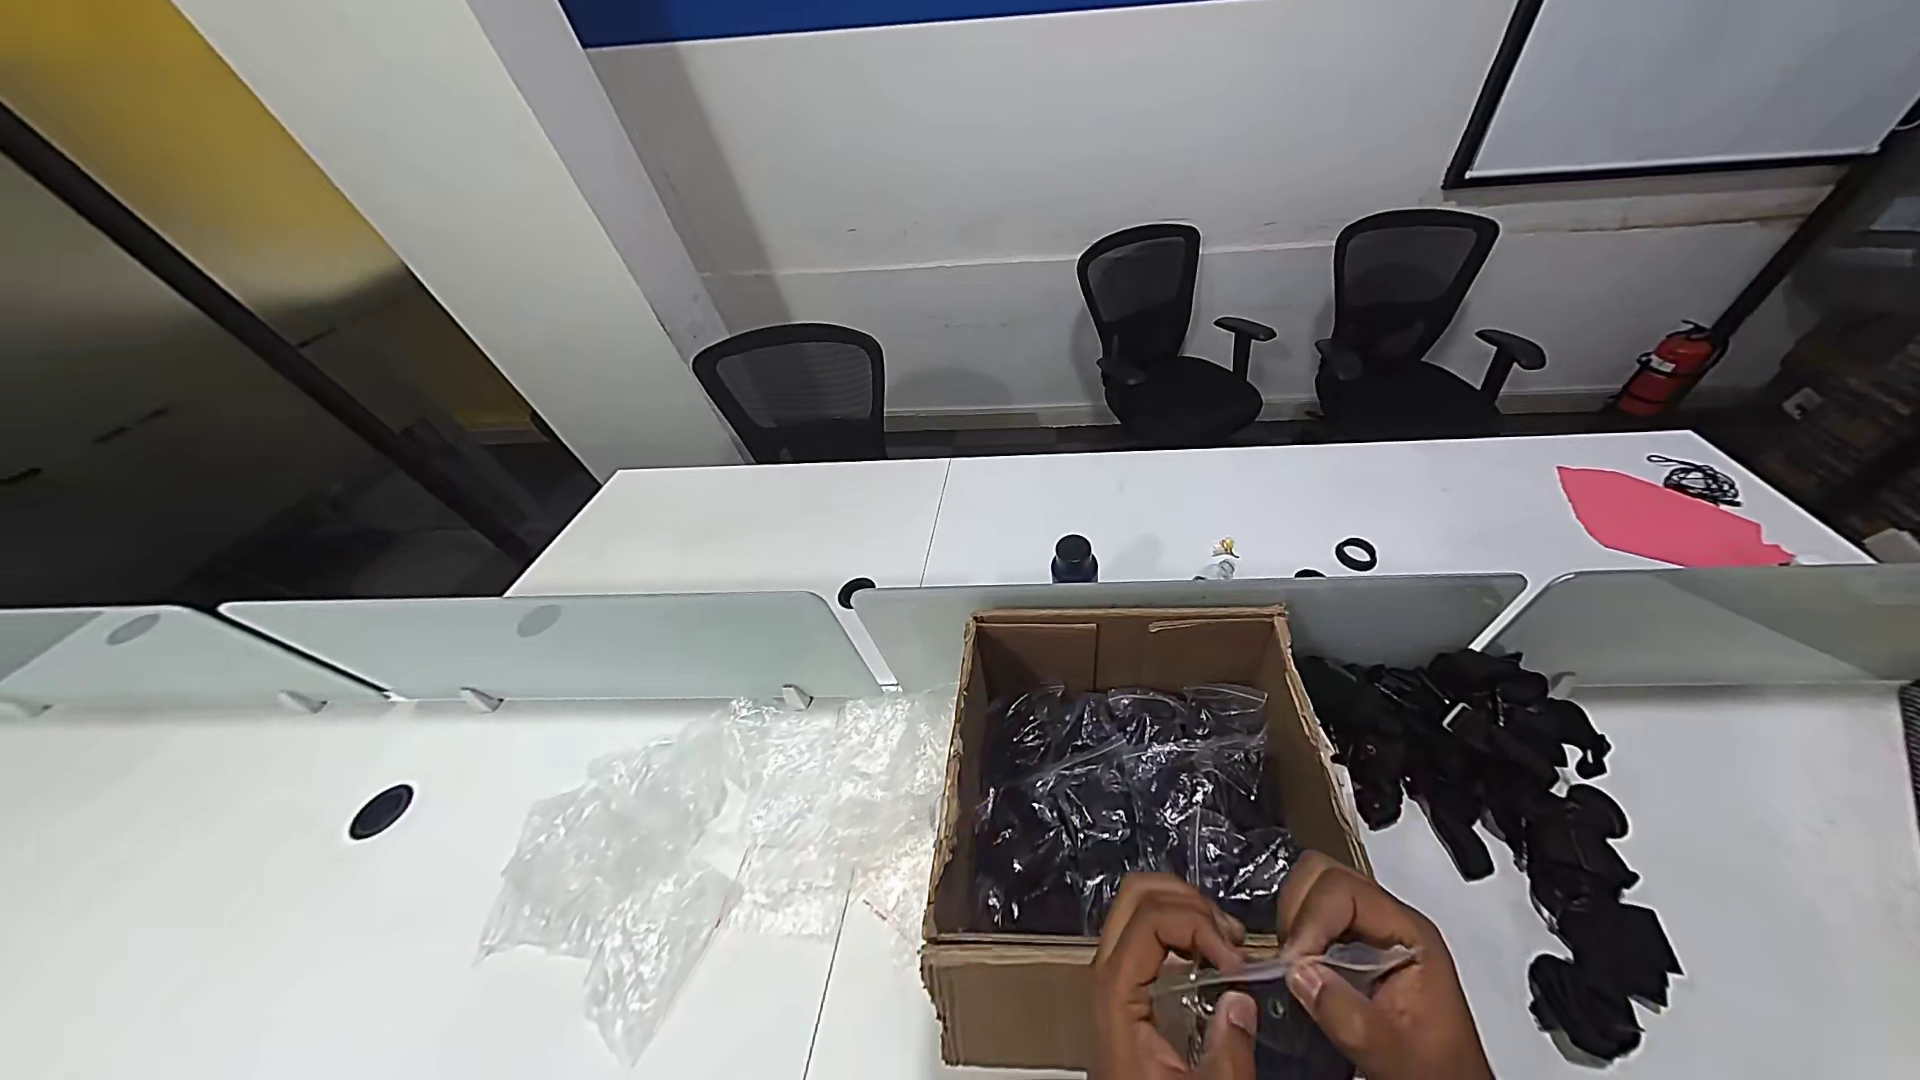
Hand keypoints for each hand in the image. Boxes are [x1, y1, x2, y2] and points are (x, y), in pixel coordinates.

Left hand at [1091, 874, 1254, 1079]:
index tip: (1236, 964)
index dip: (1197, 925)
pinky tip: (1211, 954)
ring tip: (1228, 945)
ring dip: (1186, 908)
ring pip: (1139, 903)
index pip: (1150, 918)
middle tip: (1232, 941)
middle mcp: (1106, 968)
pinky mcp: (1127, 982)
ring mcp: (1114, 971)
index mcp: (1116, 990)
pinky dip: (1180, 923)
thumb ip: (1227, 1055)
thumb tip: (1241, 997)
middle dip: (1189, 901)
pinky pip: (1146, 927)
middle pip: (1136, 894)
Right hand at [1279, 852, 1492, 1079]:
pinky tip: (1299, 969)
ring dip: (1292, 922)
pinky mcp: (1347, 938)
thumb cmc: (1436, 1074)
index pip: (1340, 887)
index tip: (1295, 963)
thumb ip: (1351, 1019)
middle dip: (1295, 910)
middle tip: (1292, 957)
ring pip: (1308, 887)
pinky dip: (1292, 934)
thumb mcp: (1397, 1058)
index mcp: (1408, 933)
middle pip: (1321, 873)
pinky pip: (1306, 912)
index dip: (1310, 919)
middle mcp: (1386, 919)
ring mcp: (1365, 925)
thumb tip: (1300, 972)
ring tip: (1295, 966)